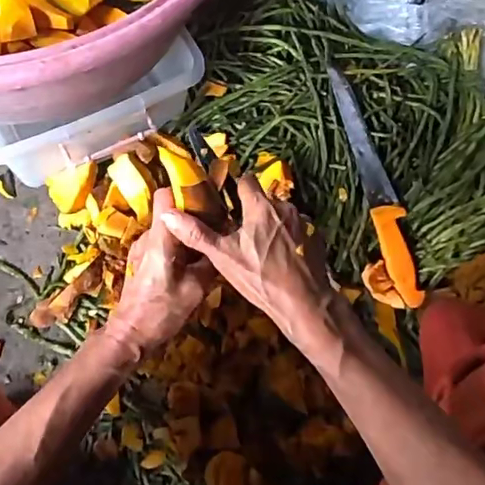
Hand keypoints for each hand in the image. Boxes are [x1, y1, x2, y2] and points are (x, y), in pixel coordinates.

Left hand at [105, 188, 216, 357]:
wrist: (129, 336)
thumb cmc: (160, 313)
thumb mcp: (195, 290)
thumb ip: (210, 262)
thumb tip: (225, 245)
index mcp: (159, 239)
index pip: (165, 196)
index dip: (185, 191)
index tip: (208, 197)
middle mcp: (147, 238)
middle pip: (170, 212)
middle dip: (194, 215)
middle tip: (218, 224)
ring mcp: (142, 249)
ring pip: (168, 229)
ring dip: (187, 233)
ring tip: (210, 244)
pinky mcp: (142, 260)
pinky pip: (163, 243)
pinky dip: (179, 246)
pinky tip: (195, 261)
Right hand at [158, 175, 339, 347]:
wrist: (305, 303)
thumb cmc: (260, 278)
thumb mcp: (224, 257)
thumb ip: (196, 234)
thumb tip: (168, 215)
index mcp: (261, 206)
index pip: (245, 180)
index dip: (234, 189)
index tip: (226, 202)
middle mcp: (284, 206)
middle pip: (263, 199)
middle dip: (252, 210)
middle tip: (239, 232)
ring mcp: (303, 221)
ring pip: (280, 214)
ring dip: (270, 223)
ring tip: (260, 247)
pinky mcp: (316, 236)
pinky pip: (295, 228)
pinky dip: (288, 236)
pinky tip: (281, 257)